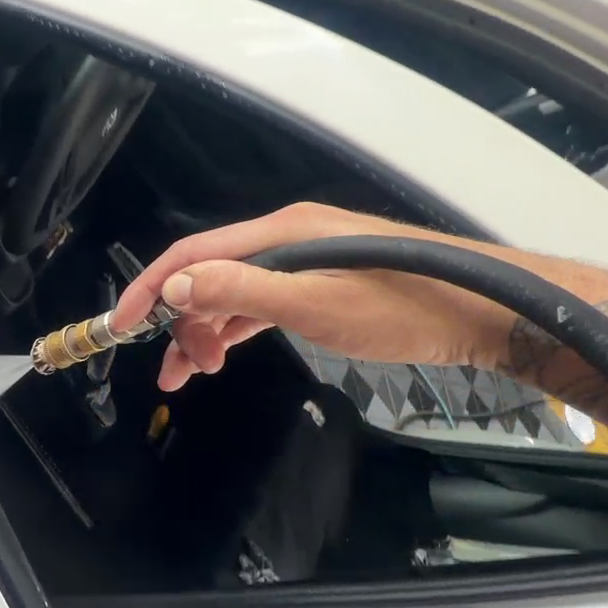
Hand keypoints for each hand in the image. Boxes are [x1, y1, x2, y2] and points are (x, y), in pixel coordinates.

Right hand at [108, 202, 520, 390]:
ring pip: (222, 297)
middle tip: (180, 371)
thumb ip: (239, 290)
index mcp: (280, 234)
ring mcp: (296, 263)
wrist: (488, 315)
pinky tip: (218, 355)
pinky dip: (226, 332)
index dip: (148, 290)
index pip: (191, 256)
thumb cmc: (405, 308)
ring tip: (195, 373)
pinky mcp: (308, 285)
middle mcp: (282, 241)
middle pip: (203, 279)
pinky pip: (248, 306)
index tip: (118, 328)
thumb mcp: (313, 303)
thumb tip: (174, 287)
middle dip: (179, 324)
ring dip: (200, 334)